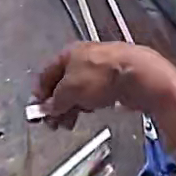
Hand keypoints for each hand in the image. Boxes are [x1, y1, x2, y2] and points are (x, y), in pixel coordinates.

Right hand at [34, 42, 166, 128]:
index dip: (39, 94)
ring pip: (79, 90)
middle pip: (63, 83)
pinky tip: (92, 110)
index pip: (46, 73)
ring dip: (73, 106)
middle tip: (56, 123)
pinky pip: (94, 92)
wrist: (138, 75)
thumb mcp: (69, 91)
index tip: (37, 113)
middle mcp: (84, 56)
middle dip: (57, 104)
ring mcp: (100, 67)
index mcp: (69, 52)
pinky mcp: (114, 78)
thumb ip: (53, 101)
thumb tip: (47, 108)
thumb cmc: (101, 77)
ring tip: (72, 121)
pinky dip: (89, 103)